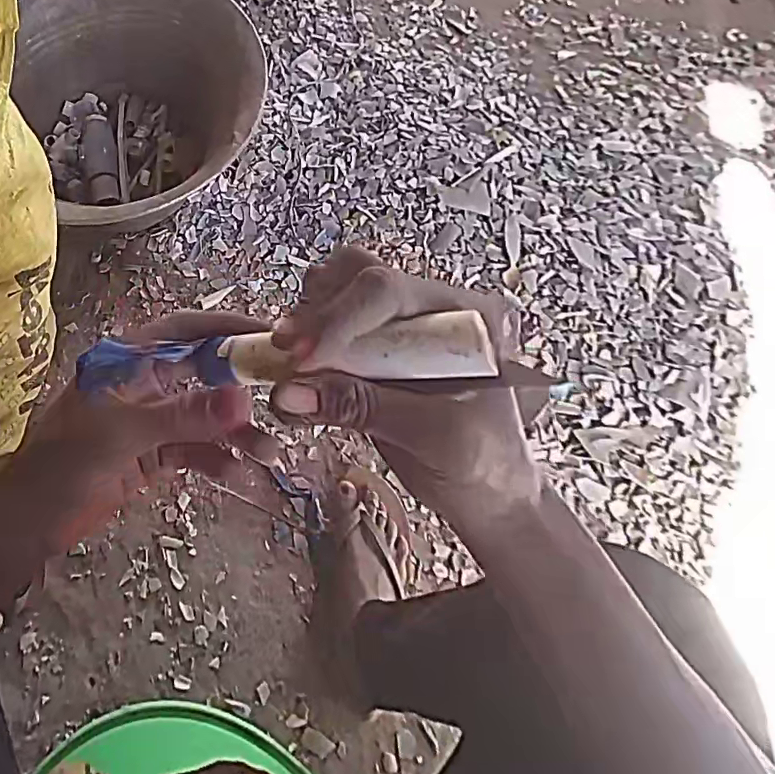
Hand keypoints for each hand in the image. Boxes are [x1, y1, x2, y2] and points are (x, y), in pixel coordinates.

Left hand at [0, 312, 275, 600]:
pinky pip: (195, 449)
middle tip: (286, 396)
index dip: (227, 328)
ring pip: (204, 415)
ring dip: (236, 431)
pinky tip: (237, 476)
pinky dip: (217, 459)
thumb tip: (242, 400)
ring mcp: (150, 419)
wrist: (30, 519)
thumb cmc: (64, 462)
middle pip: (203, 372)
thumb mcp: (122, 435)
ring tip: (268, 453)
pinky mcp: (153, 453)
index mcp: (126, 360)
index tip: (271, 336)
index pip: (184, 330)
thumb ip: (182, 417)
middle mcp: (143, 383)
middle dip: (241, 386)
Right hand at [269, 246, 542, 528]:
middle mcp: (426, 310)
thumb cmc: (483, 465)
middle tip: (288, 354)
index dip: (335, 319)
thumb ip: (361, 407)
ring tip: (296, 373)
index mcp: (465, 316)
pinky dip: (296, 355)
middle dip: (314, 313)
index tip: (300, 356)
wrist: (486, 496)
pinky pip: (317, 332)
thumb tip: (290, 390)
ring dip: (302, 330)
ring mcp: (393, 329)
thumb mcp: (432, 436)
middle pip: (353, 276)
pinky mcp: (364, 351)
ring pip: (329, 294)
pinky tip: (298, 386)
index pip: (386, 291)